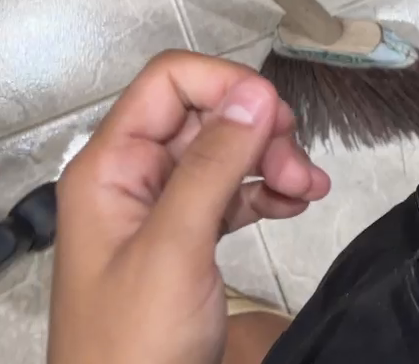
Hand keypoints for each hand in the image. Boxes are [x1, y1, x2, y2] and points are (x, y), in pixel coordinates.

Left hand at [50, 51, 331, 363]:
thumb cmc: (134, 347)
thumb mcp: (174, 249)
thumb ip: (214, 164)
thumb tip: (259, 89)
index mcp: (112, 167)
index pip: (171, 82)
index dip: (225, 84)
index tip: (272, 117)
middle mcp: (137, 174)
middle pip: (211, 112)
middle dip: (262, 131)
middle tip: (296, 166)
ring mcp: (165, 203)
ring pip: (233, 147)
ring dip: (277, 159)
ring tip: (307, 189)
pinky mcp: (193, 231)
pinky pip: (241, 185)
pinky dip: (273, 188)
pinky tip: (297, 204)